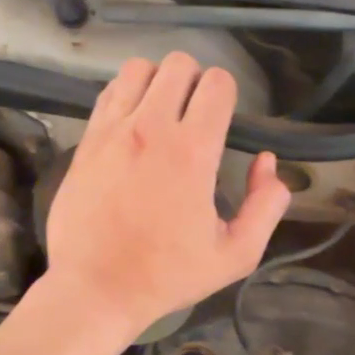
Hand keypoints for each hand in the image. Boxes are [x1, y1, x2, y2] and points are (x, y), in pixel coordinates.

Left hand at [41, 53, 290, 333]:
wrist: (96, 289)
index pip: (217, 84)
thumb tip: (268, 164)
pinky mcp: (86, 141)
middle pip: (179, 65)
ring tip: (162, 115)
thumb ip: (265, 207)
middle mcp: (151, 128)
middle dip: (195, 83)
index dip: (227, 97)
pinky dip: (127, 97)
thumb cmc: (167, 276)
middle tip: (195, 118)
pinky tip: (133, 126)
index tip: (223, 123)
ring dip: (157, 83)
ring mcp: (112, 131)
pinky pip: (109, 93)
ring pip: (139, 69)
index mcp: (192, 152)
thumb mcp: (235, 256)